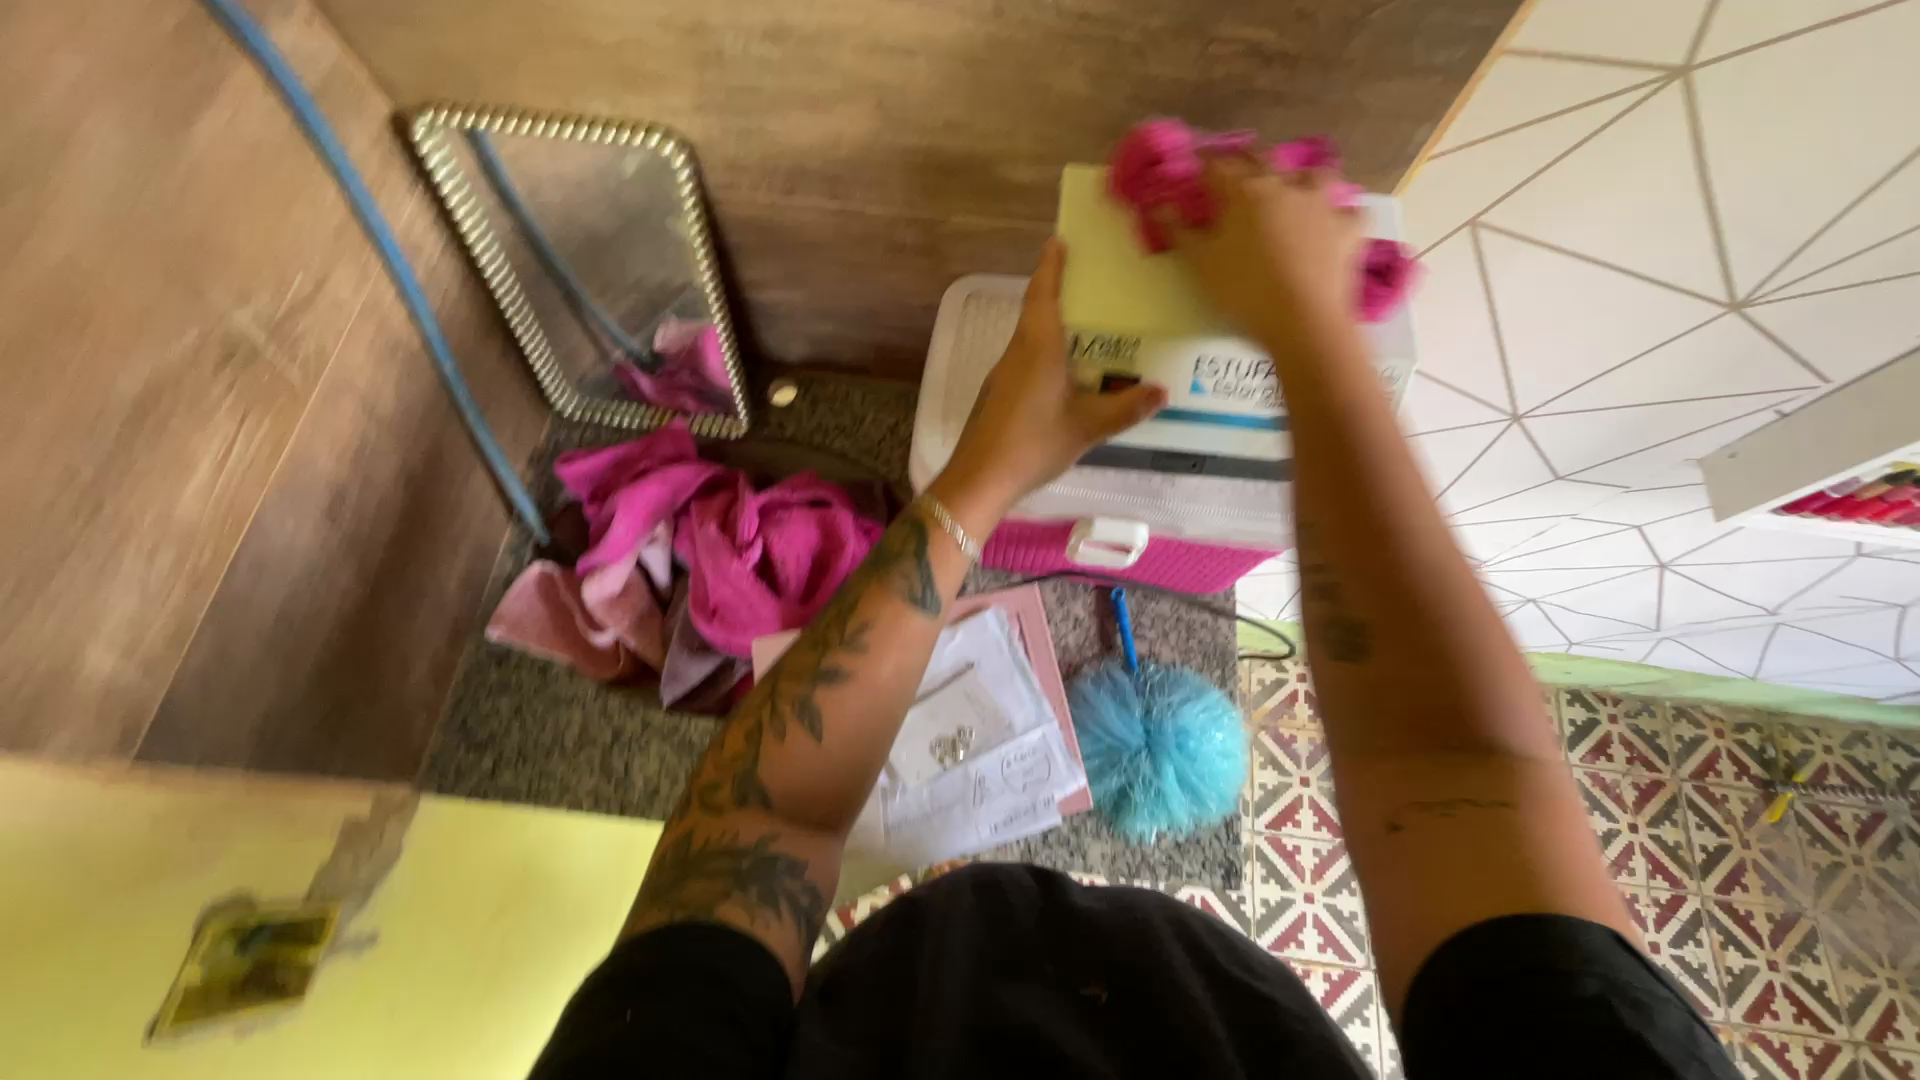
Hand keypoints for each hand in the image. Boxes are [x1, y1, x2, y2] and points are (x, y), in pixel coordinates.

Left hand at [935, 239, 1166, 518]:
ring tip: (1088, 330)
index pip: (1043, 294)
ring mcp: (1003, 376)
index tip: (1059, 241)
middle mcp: (1017, 354)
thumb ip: (1124, 409)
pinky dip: (1047, 357)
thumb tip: (1162, 392)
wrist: (979, 479)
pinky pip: (1027, 363)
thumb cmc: (1032, 444)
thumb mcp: (1086, 427)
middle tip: (1091, 285)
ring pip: (1031, 341)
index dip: (1051, 267)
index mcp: (1037, 348)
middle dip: (1060, 295)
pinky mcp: (998, 397)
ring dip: (1054, 329)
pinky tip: (1066, 376)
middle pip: (1037, 313)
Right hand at [1162, 154, 1366, 350]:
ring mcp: (1323, 204)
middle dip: (1248, 162)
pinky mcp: (1348, 229)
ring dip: (1302, 179)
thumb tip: (1159, 205)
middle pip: (1264, 161)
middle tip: (1238, 174)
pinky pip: (1348, 212)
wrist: (1302, 319)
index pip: (1219, 165)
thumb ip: (1179, 231)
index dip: (1205, 164)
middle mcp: (1286, 185)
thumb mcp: (1200, 264)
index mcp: (1245, 191)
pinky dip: (1338, 214)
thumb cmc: (1243, 289)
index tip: (1196, 166)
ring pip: (1315, 175)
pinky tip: (1332, 224)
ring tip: (1294, 192)